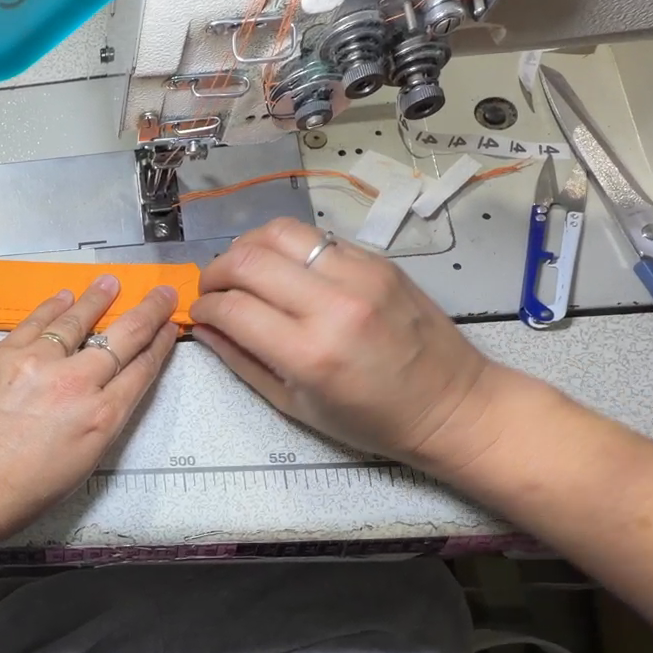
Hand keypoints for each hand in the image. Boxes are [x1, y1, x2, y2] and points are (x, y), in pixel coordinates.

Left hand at [0, 276, 179, 557]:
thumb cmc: (19, 492)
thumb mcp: (81, 465)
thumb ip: (99, 424)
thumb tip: (103, 398)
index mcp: (102, 417)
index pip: (141, 371)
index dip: (160, 346)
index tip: (169, 329)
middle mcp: (77, 383)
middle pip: (123, 337)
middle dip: (149, 311)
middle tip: (162, 293)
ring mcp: (39, 363)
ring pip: (77, 320)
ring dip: (98, 298)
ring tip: (110, 283)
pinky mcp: (4, 354)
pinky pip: (35, 323)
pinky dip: (52, 307)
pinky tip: (63, 296)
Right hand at [189, 218, 510, 471]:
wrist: (452, 404)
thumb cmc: (368, 419)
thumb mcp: (292, 404)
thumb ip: (241, 360)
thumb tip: (203, 326)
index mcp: (309, 352)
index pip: (232, 307)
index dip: (203, 307)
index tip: (199, 314)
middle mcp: (333, 304)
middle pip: (248, 260)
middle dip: (215, 272)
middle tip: (213, 289)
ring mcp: (360, 275)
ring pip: (280, 233)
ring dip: (247, 248)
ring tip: (243, 270)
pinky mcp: (378, 261)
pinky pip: (315, 237)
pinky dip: (286, 249)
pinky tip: (285, 270)